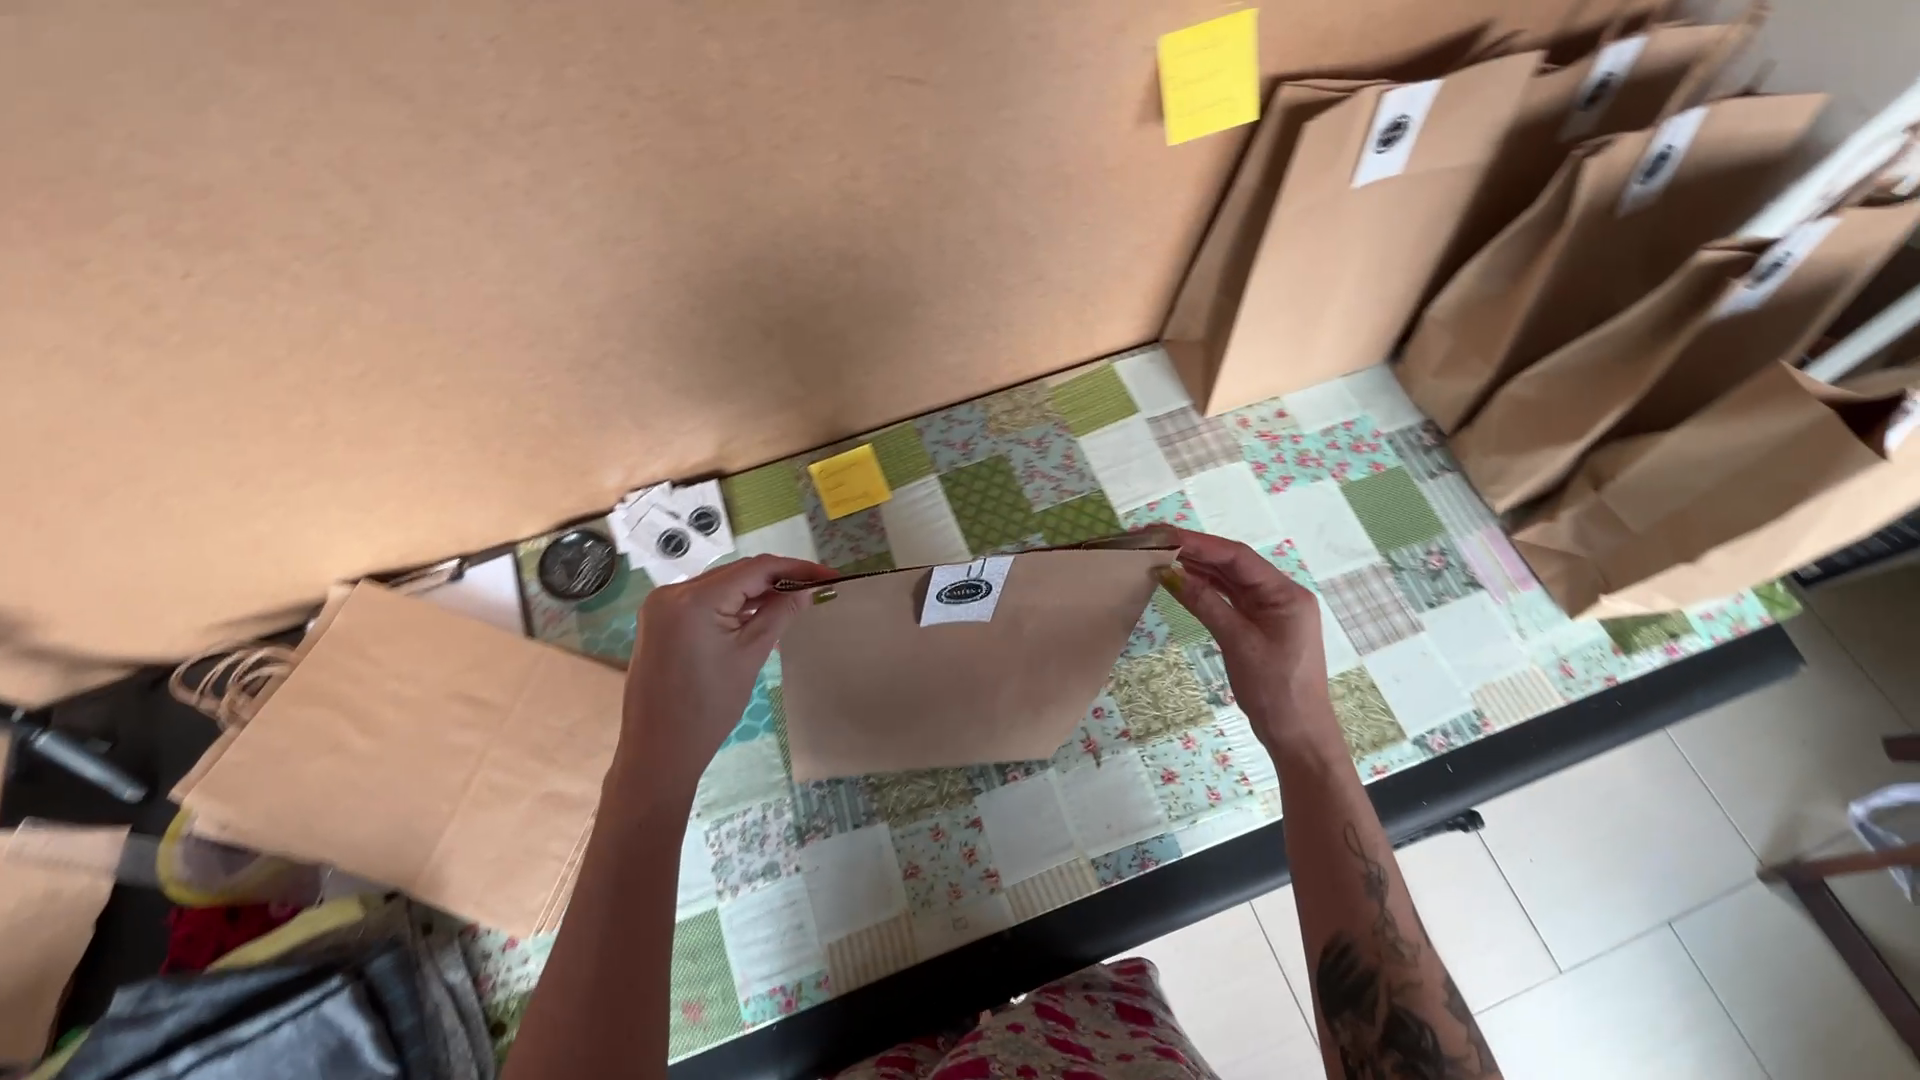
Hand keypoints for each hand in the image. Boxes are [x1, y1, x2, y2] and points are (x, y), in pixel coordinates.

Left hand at [618, 554, 833, 793]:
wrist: (659, 749)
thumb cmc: (709, 707)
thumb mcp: (750, 655)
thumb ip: (780, 614)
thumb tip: (806, 589)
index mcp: (694, 598)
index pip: (756, 569)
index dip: (796, 568)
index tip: (828, 576)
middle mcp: (672, 591)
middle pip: (737, 573)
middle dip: (778, 578)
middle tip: (816, 587)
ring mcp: (661, 606)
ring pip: (721, 586)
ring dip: (756, 591)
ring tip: (794, 600)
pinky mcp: (660, 621)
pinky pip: (705, 601)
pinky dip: (733, 604)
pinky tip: (759, 614)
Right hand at [1157, 528, 1332, 748]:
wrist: (1298, 733)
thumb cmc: (1274, 689)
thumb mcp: (1238, 643)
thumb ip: (1205, 603)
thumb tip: (1168, 573)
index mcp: (1285, 593)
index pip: (1237, 557)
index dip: (1199, 543)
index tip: (1163, 534)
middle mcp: (1279, 594)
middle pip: (1232, 563)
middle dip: (1193, 549)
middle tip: (1153, 538)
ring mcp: (1269, 609)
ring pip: (1228, 579)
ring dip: (1195, 566)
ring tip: (1159, 553)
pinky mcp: (1258, 624)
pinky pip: (1228, 597)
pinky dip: (1203, 588)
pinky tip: (1179, 578)